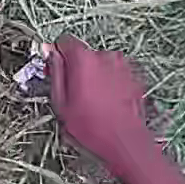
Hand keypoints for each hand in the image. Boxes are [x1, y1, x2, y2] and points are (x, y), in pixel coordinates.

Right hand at [49, 36, 160, 178]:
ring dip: (93, 76)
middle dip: (75, 68)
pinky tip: (104, 103)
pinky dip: (108, 82)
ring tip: (90, 101)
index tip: (53, 69)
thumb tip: (50, 55)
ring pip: (99, 63)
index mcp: (84, 59)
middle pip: (83, 53)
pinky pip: (114, 73)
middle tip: (71, 92)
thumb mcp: (60, 102)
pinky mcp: (134, 77)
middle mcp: (105, 57)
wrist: (125, 143)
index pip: (65, 41)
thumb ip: (54, 72)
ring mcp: (123, 66)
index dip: (56, 55)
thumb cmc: (92, 127)